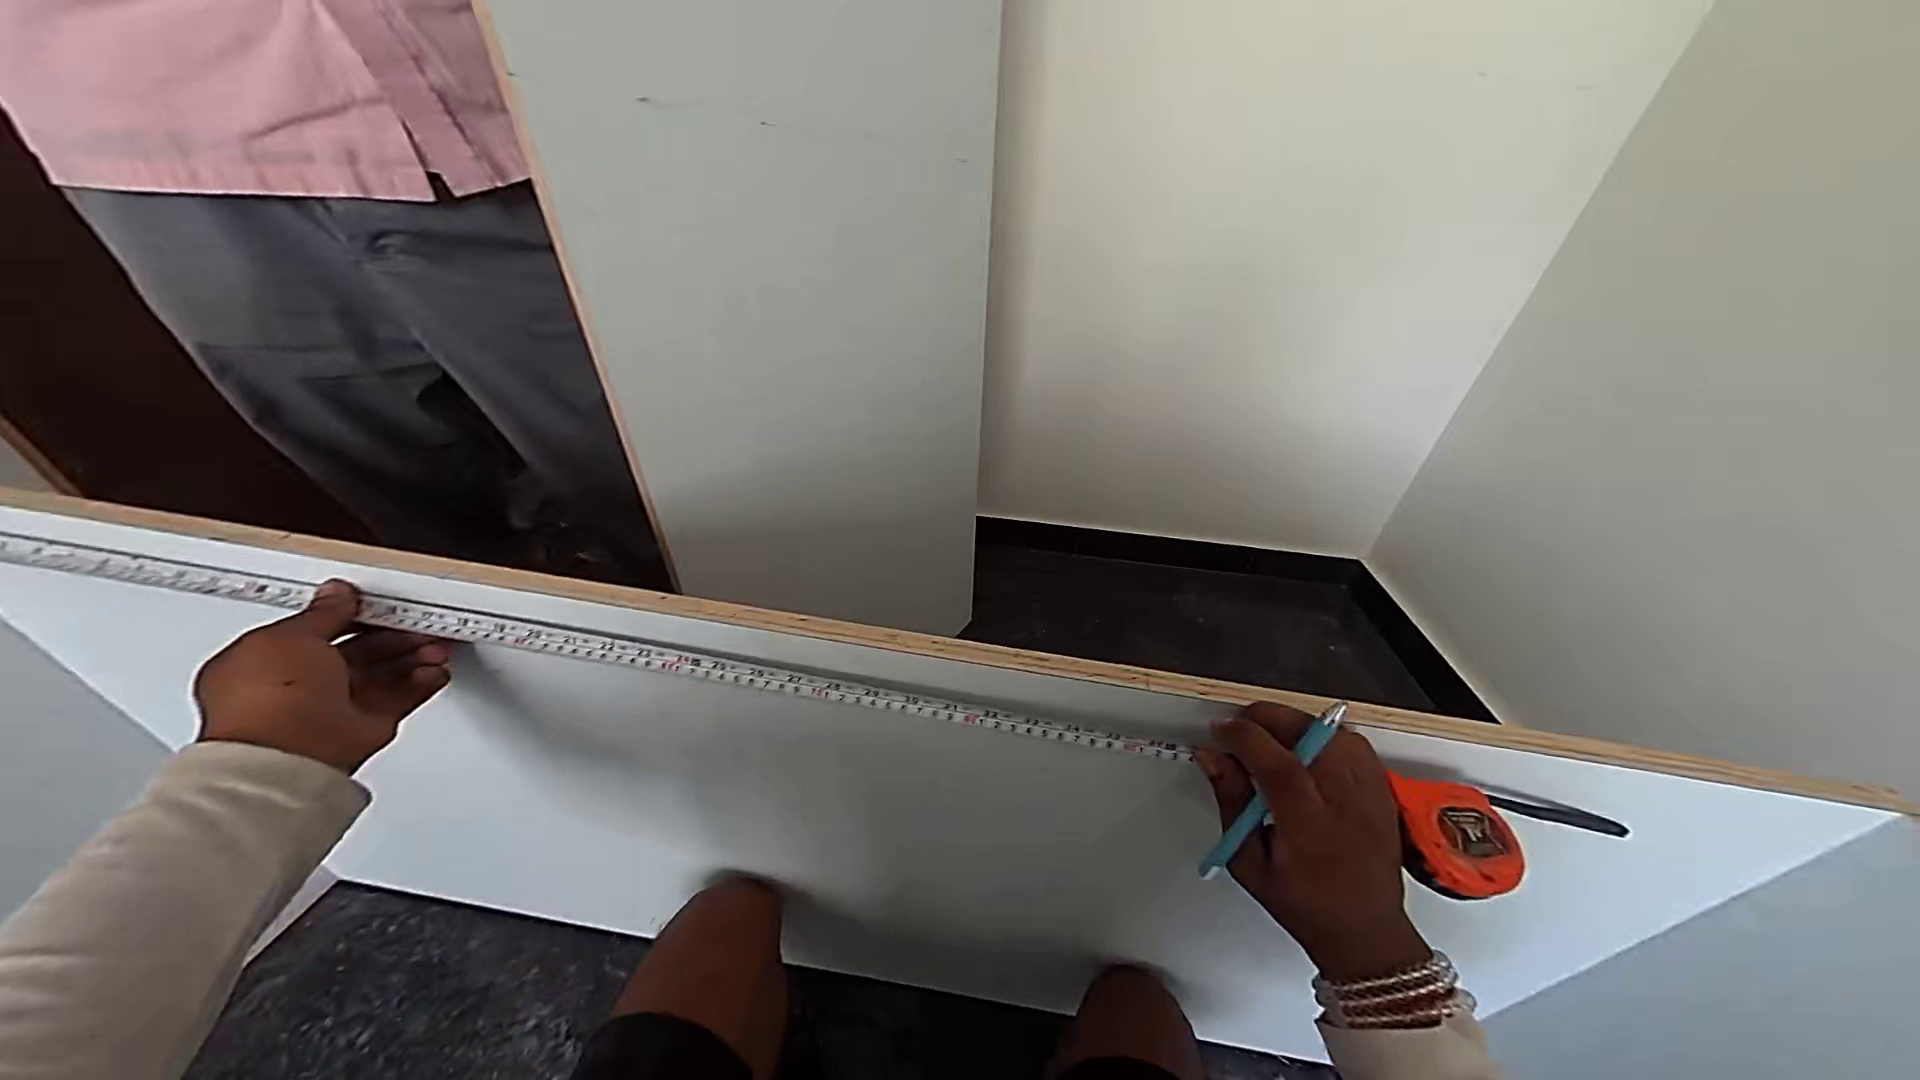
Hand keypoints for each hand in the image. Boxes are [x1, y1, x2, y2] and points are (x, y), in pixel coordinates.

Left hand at [194, 580, 451, 773]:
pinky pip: (405, 695)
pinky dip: (425, 681)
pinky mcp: (367, 723)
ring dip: (415, 656)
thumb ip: (322, 614)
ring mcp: (337, 704)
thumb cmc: (268, 700)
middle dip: (396, 636)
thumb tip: (336, 594)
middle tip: (419, 625)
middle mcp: (305, 683)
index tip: (381, 606)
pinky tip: (435, 671)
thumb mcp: (290, 637)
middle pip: (364, 650)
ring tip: (433, 648)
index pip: (322, 629)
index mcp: (272, 661)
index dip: (354, 615)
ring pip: (388, 671)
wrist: (290, 750)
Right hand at [1195, 703, 1430, 981]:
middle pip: (1310, 735)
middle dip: (1266, 719)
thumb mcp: (1247, 860)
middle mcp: (1346, 806)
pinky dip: (1326, 735)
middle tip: (1241, 729)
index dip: (1241, 736)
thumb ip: (1230, 800)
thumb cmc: (1306, 904)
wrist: (1366, 932)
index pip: (1276, 762)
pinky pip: (1356, 744)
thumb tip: (1212, 757)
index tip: (1220, 731)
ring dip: (1295, 724)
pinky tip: (1306, 747)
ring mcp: (1370, 796)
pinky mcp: (1383, 792)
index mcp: (1309, 828)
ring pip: (1334, 733)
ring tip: (1271, 736)